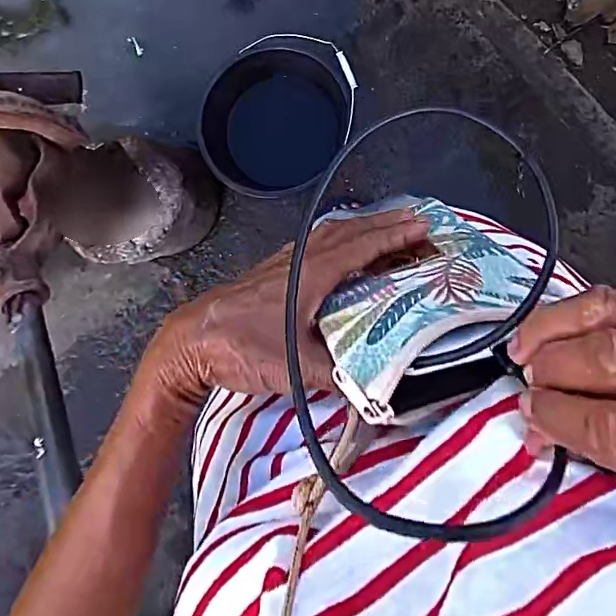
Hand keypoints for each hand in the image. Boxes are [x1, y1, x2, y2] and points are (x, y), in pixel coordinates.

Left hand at [146, 210, 431, 408]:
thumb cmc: (240, 346)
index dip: (396, 235)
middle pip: (351, 231)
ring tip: (386, 228)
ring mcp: (284, 262)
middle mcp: (301, 259)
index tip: (423, 226)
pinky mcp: (272, 271)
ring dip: (362, 227)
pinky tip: (338, 248)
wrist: (192, 339)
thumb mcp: (297, 369)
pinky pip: (314, 242)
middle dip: (387, 224)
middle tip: (417, 220)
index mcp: (312, 273)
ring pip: (331, 233)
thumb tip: (379, 394)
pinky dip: (338, 237)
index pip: (363, 245)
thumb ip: (342, 380)